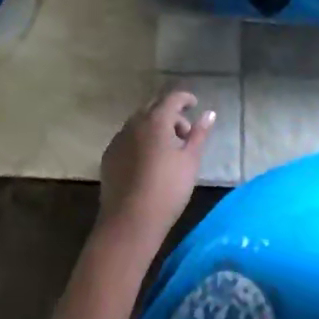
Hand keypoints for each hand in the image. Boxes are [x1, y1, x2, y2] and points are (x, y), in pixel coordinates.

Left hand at [98, 90, 214, 236]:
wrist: (131, 220)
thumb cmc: (168, 189)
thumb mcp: (190, 161)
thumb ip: (199, 134)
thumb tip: (209, 113)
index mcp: (156, 119)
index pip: (172, 98)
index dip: (185, 98)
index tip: (194, 104)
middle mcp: (134, 122)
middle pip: (154, 106)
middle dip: (170, 113)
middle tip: (184, 132)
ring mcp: (119, 137)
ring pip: (139, 122)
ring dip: (155, 126)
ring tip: (169, 149)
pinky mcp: (109, 154)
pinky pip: (128, 137)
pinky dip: (141, 139)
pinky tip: (148, 160)